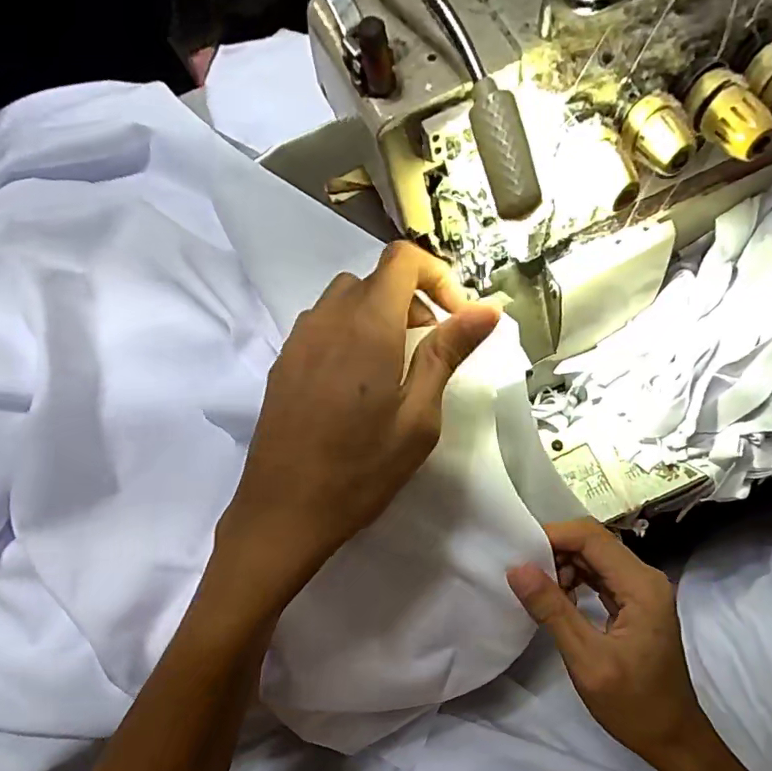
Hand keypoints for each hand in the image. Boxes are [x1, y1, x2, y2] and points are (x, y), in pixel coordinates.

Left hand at [221, 242, 499, 589]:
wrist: (284, 510)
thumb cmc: (362, 469)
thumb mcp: (419, 416)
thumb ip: (448, 354)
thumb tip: (488, 309)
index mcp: (368, 324)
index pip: (403, 259)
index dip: (438, 277)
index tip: (456, 321)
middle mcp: (328, 318)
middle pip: (376, 279)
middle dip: (413, 303)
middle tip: (431, 355)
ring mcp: (299, 338)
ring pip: (346, 300)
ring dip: (380, 317)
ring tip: (394, 371)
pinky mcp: (283, 362)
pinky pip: (323, 326)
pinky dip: (350, 335)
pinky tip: (356, 388)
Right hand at [506, 520, 719, 770]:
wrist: (673, 738)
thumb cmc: (633, 704)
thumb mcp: (587, 660)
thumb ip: (552, 610)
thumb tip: (517, 568)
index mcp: (641, 585)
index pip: (592, 538)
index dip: (553, 536)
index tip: (516, 551)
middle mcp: (646, 578)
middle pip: (595, 543)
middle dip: (556, 550)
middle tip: (522, 572)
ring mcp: (644, 591)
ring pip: (597, 559)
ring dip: (564, 566)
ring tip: (537, 590)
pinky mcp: (637, 604)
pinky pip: (602, 578)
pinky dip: (577, 581)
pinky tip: (558, 600)